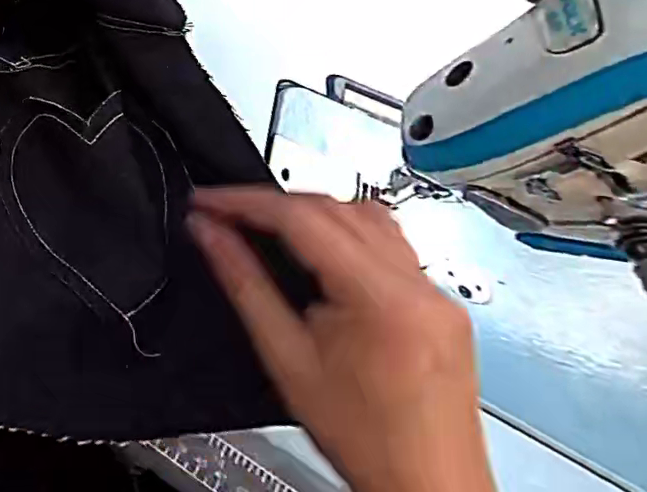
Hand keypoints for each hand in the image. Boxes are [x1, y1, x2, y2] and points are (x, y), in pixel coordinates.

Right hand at [188, 188, 493, 491]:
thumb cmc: (367, 444)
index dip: (244, 202)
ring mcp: (434, 291)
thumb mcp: (286, 357)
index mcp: (381, 298)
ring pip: (361, 213)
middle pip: (330, 207)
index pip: (300, 217)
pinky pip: (388, 239)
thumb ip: (243, 282)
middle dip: (271, 203)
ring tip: (266, 224)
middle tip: (226, 211)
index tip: (209, 201)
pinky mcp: (438, 300)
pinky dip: (344, 229)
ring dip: (308, 209)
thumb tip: (208, 234)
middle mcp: (417, 285)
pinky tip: (320, 246)